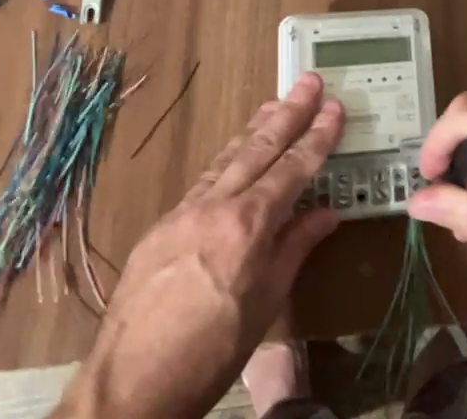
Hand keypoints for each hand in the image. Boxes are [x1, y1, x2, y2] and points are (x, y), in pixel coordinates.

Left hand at [57, 73, 343, 418]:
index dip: (317, 136)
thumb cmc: (213, 351)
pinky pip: (202, 182)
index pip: (292, 168)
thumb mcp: (267, 301)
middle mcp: (214, 206)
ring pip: (226, 158)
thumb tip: (327, 213)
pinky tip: (235, 157)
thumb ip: (296, 247)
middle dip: (288, 112)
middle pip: (258, 147)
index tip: (335, 107)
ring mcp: (182, 213)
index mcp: (247, 224)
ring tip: (275, 104)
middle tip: (309, 81)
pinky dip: (226, 162)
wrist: (131, 385)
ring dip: (255, 129)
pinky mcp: (160, 228)